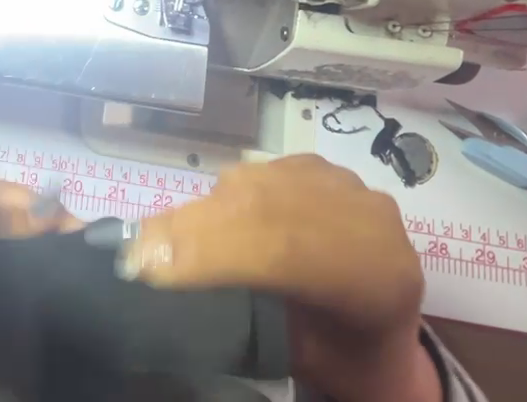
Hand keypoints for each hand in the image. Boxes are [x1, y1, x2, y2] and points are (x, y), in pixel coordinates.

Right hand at [122, 155, 439, 401]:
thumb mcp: (301, 353)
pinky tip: (211, 219)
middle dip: (193, 227)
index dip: (211, 249)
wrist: (391, 340)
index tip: (146, 264)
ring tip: (162, 239)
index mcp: (374, 274)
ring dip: (204, 211)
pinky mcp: (323, 168)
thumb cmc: (344, 358)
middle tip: (135, 248)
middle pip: (265, 207)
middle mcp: (365, 216)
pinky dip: (226, 196)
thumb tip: (161, 266)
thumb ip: (246, 308)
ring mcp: (344, 183)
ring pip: (256, 182)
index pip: (284, 249)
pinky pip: (259, 172)